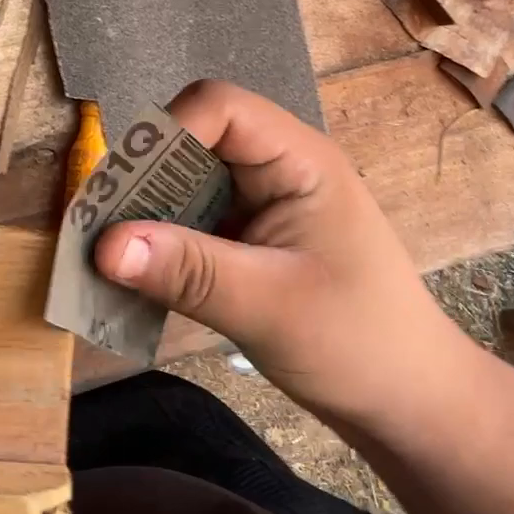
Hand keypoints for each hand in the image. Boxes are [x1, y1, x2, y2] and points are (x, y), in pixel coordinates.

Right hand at [93, 80, 476, 430]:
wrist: (411, 406)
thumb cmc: (360, 345)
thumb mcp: (269, 307)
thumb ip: (188, 271)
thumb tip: (103, 245)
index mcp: (297, 160)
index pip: (219, 107)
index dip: (168, 133)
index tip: (127, 191)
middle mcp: (273, 168)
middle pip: (191, 140)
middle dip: (143, 180)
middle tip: (101, 230)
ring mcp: (258, 202)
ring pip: (182, 182)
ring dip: (144, 215)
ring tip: (109, 258)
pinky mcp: (246, 235)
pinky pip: (188, 219)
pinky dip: (159, 242)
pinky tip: (139, 276)